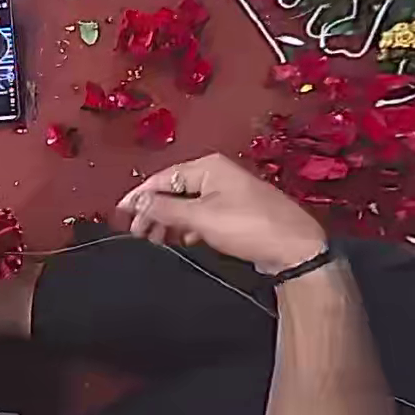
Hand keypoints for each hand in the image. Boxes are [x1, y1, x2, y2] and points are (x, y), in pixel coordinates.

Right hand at [116, 153, 327, 273]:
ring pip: (187, 204)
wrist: (294, 248)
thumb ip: (165, 209)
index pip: (162, 178)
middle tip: (137, 234)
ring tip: (155, 240)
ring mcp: (227, 192)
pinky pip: (201, 214)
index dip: (139, 196)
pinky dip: (187, 226)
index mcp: (207, 167)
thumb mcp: (200, 217)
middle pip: (173, 190)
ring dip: (168, 221)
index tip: (120, 214)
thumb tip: (136, 203)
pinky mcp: (235, 211)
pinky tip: (181, 240)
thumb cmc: (246, 226)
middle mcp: (215, 174)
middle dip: (153, 211)